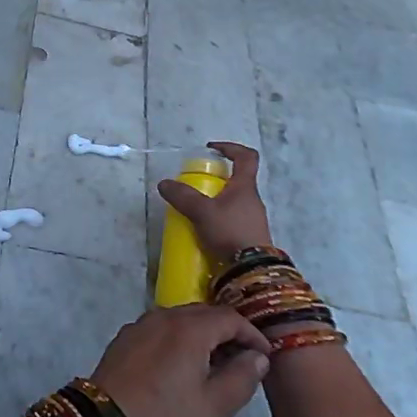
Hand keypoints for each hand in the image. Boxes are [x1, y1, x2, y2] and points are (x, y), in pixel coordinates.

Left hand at [90, 304, 271, 416]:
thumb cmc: (169, 416)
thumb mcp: (216, 404)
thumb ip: (243, 376)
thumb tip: (257, 356)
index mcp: (189, 328)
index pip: (230, 317)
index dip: (253, 334)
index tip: (266, 355)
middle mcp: (162, 316)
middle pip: (203, 313)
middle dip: (227, 331)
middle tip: (242, 359)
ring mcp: (139, 325)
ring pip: (178, 319)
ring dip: (200, 334)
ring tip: (213, 363)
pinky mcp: (123, 338)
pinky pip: (158, 329)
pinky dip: (176, 338)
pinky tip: (180, 364)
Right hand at [157, 141, 272, 261]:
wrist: (251, 269)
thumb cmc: (229, 232)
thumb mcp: (201, 212)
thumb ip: (182, 196)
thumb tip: (164, 183)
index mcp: (245, 187)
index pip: (246, 157)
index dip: (230, 148)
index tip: (211, 150)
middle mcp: (252, 200)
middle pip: (237, 180)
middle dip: (215, 179)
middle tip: (195, 185)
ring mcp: (253, 218)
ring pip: (233, 201)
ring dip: (216, 201)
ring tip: (195, 211)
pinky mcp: (249, 235)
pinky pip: (232, 219)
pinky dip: (218, 218)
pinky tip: (204, 229)